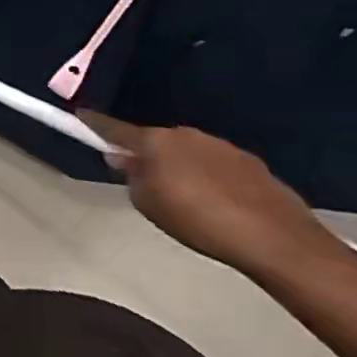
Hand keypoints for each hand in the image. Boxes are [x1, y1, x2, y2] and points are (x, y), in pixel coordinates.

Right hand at [81, 112, 340, 275]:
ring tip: (187, 201)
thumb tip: (126, 161)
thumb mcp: (148, 205)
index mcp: (155, 142)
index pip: (114, 128)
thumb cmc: (199, 221)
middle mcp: (186, 135)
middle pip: (154, 140)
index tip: (79, 116)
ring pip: (186, 152)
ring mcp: (222, 146)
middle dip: (146, 154)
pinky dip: (209, 178)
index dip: (93, 124)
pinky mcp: (251, 164)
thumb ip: (132, 178)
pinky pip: (216, 165)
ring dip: (180, 167)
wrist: (277, 240)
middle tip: (144, 181)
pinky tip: (218, 204)